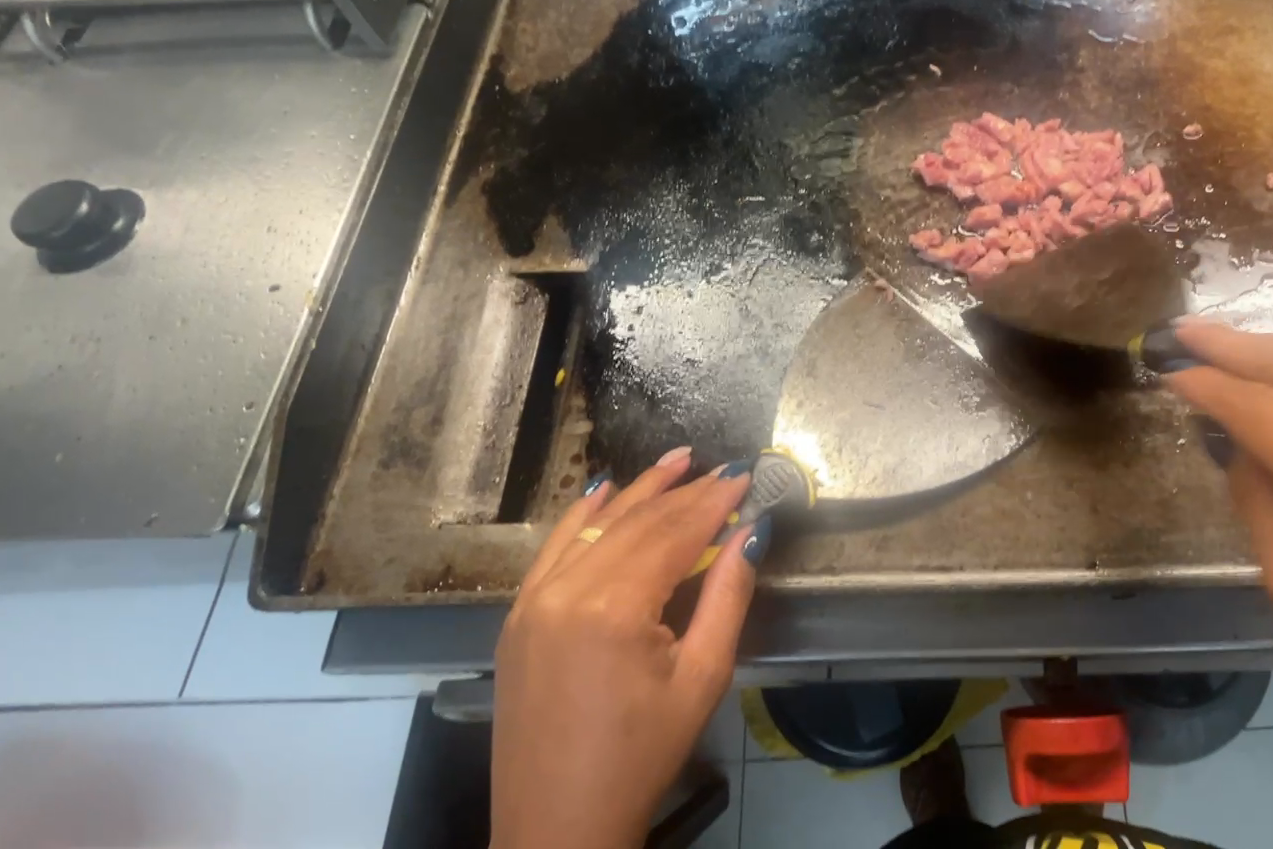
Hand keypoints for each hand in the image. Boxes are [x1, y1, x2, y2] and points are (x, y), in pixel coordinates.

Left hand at [491, 448, 767, 848]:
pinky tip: (604, 489)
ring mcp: (534, 601)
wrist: (557, 824)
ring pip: (597, 527)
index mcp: (614, 609)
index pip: (675, 533)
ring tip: (678, 459)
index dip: (715, 502)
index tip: (746, 475)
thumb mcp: (703, 676)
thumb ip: (729, 594)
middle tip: (723, 468)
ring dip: (639, 491)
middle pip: (638, 523)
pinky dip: (583, 515)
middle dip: (686, 492)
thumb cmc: (642, 754)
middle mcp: (567, 591)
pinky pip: (554, 549)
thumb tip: (754, 530)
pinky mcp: (518, 616)